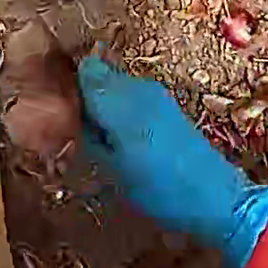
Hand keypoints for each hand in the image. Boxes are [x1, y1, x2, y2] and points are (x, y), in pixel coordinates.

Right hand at [77, 56, 267, 267]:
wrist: (212, 194)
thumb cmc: (158, 188)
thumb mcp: (113, 168)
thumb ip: (89, 134)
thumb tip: (69, 113)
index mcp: (121, 101)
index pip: (84, 73)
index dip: (68, 86)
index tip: (56, 107)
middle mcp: (138, 87)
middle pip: (100, 76)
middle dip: (85, 95)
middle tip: (74, 127)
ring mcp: (154, 92)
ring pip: (116, 85)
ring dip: (104, 103)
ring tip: (98, 137)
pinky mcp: (165, 102)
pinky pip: (132, 95)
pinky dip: (121, 108)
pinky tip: (121, 136)